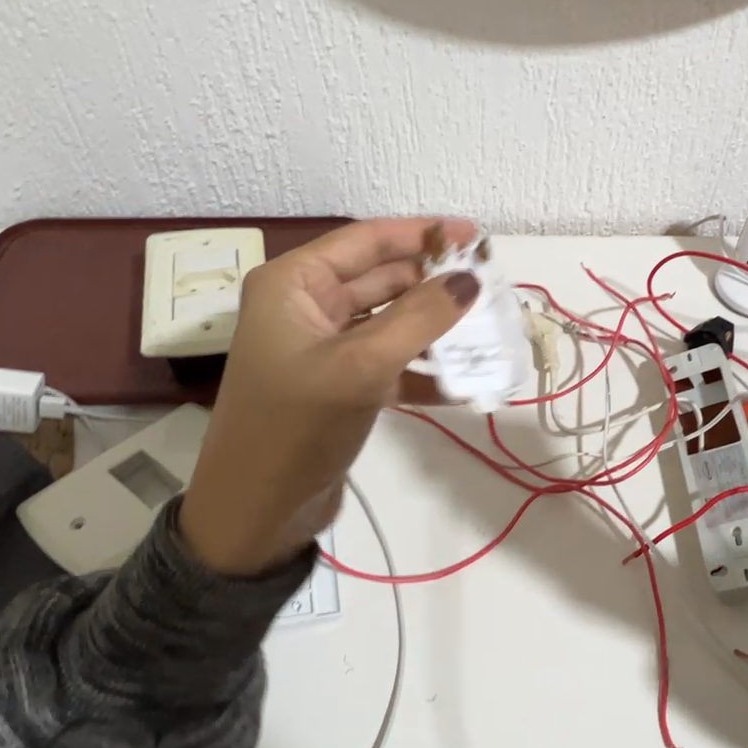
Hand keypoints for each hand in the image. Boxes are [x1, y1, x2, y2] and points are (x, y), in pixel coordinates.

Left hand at [178, 218, 480, 574]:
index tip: (475, 237)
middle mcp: (306, 307)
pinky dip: (422, 370)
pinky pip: (389, 363)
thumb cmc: (297, 425)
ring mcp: (323, 349)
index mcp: (294, 284)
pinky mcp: (339, 386)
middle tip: (491, 287)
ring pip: (390, 323)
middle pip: (382, 279)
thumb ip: (420, 318)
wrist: (256, 513)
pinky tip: (463, 383)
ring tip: (487, 332)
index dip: (422, 234)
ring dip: (434, 330)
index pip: (367, 241)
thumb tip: (470, 280)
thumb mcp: (362, 365)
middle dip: (434, 284)